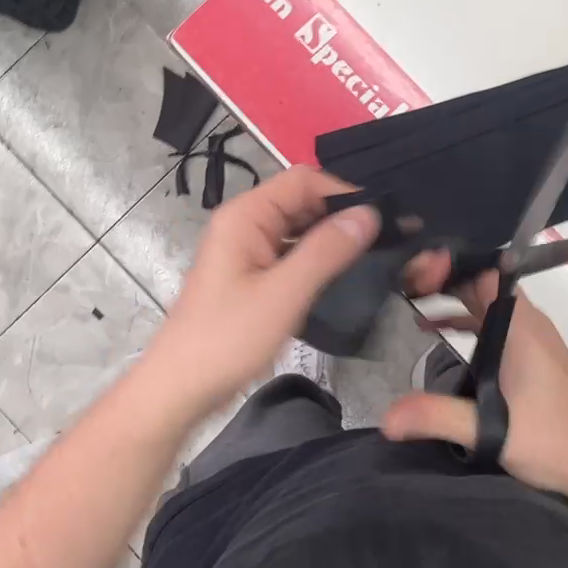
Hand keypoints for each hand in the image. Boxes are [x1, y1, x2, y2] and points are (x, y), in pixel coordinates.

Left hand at [141, 166, 379, 419]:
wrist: (180, 387)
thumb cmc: (227, 339)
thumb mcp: (284, 293)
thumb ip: (326, 251)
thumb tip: (368, 214)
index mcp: (245, 216)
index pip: (302, 180)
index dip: (343, 192)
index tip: (382, 218)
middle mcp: (243, 224)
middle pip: (300, 202)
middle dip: (340, 216)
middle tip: (386, 241)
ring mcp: (244, 251)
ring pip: (296, 230)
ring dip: (329, 240)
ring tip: (372, 258)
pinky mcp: (248, 278)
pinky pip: (287, 255)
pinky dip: (313, 261)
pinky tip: (340, 279)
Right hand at [380, 266, 567, 491]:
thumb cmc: (553, 441)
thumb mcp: (489, 430)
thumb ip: (437, 417)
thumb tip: (386, 418)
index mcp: (519, 326)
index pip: (482, 274)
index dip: (447, 267)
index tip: (411, 273)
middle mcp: (528, 323)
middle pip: (482, 285)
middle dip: (443, 280)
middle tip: (399, 284)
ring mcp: (534, 338)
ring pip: (488, 304)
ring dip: (454, 301)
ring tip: (411, 304)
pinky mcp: (535, 355)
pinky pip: (495, 322)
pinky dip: (468, 321)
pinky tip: (439, 334)